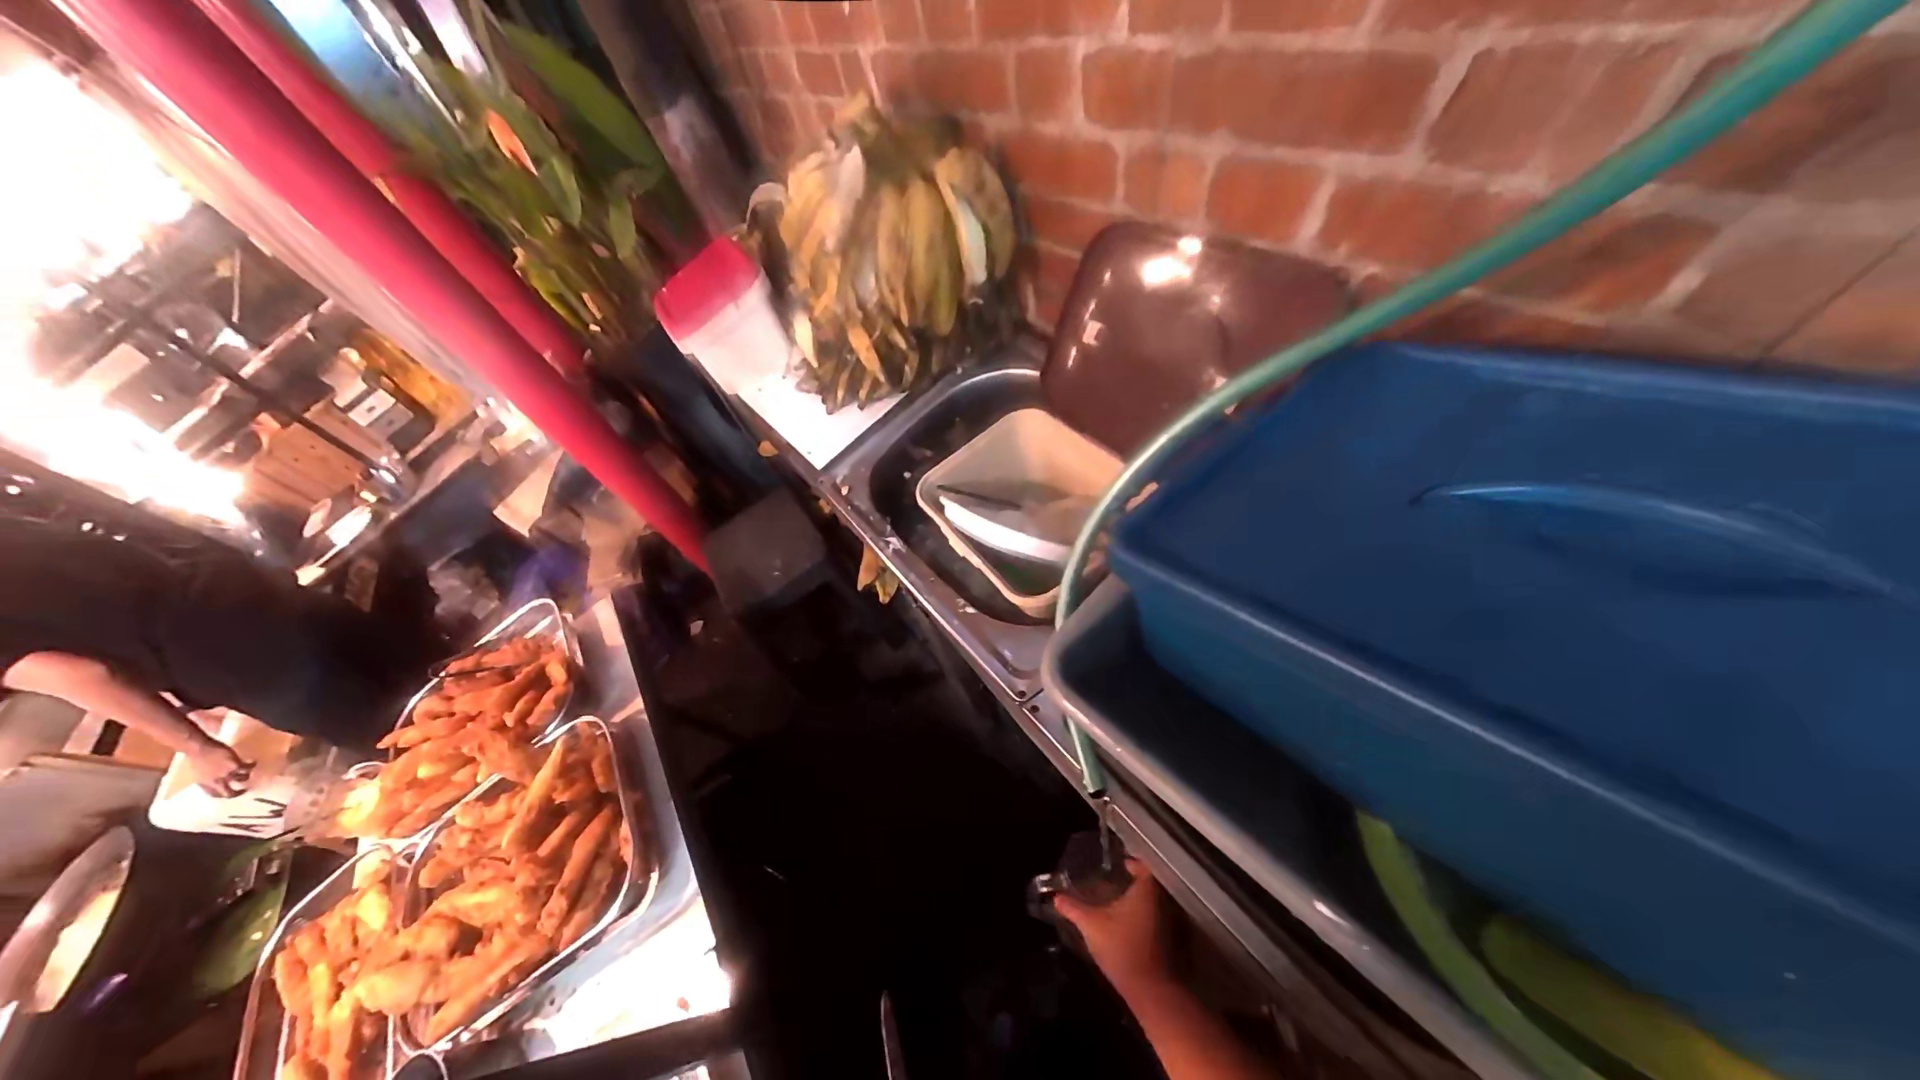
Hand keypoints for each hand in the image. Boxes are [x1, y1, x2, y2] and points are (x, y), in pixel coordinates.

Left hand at [185, 738, 252, 797]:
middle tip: (246, 789)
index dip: (224, 795)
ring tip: (249, 770)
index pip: (216, 795)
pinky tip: (252, 761)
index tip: (231, 792)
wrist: (198, 749)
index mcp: (206, 784)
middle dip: (239, 792)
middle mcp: (217, 781)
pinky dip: (252, 765)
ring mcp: (227, 773)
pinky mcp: (236, 764)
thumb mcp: (198, 774)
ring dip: (247, 775)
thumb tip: (216, 781)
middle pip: (230, 792)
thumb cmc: (196, 760)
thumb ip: (208, 779)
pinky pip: (248, 767)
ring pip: (243, 778)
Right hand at [1053, 858, 1170, 995]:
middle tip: (1109, 881)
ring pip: (1152, 902)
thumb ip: (1073, 908)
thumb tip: (1056, 896)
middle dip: (1130, 881)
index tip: (1112, 864)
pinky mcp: (1170, 940)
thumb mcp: (1091, 925)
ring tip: (1114, 901)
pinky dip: (1142, 917)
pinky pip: (1155, 918)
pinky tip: (1125, 924)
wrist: (1150, 991)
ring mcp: (1169, 921)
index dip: (1127, 862)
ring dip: (1136, 900)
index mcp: (1146, 889)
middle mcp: (1162, 900)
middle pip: (1147, 882)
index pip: (1140, 864)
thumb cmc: (1122, 948)